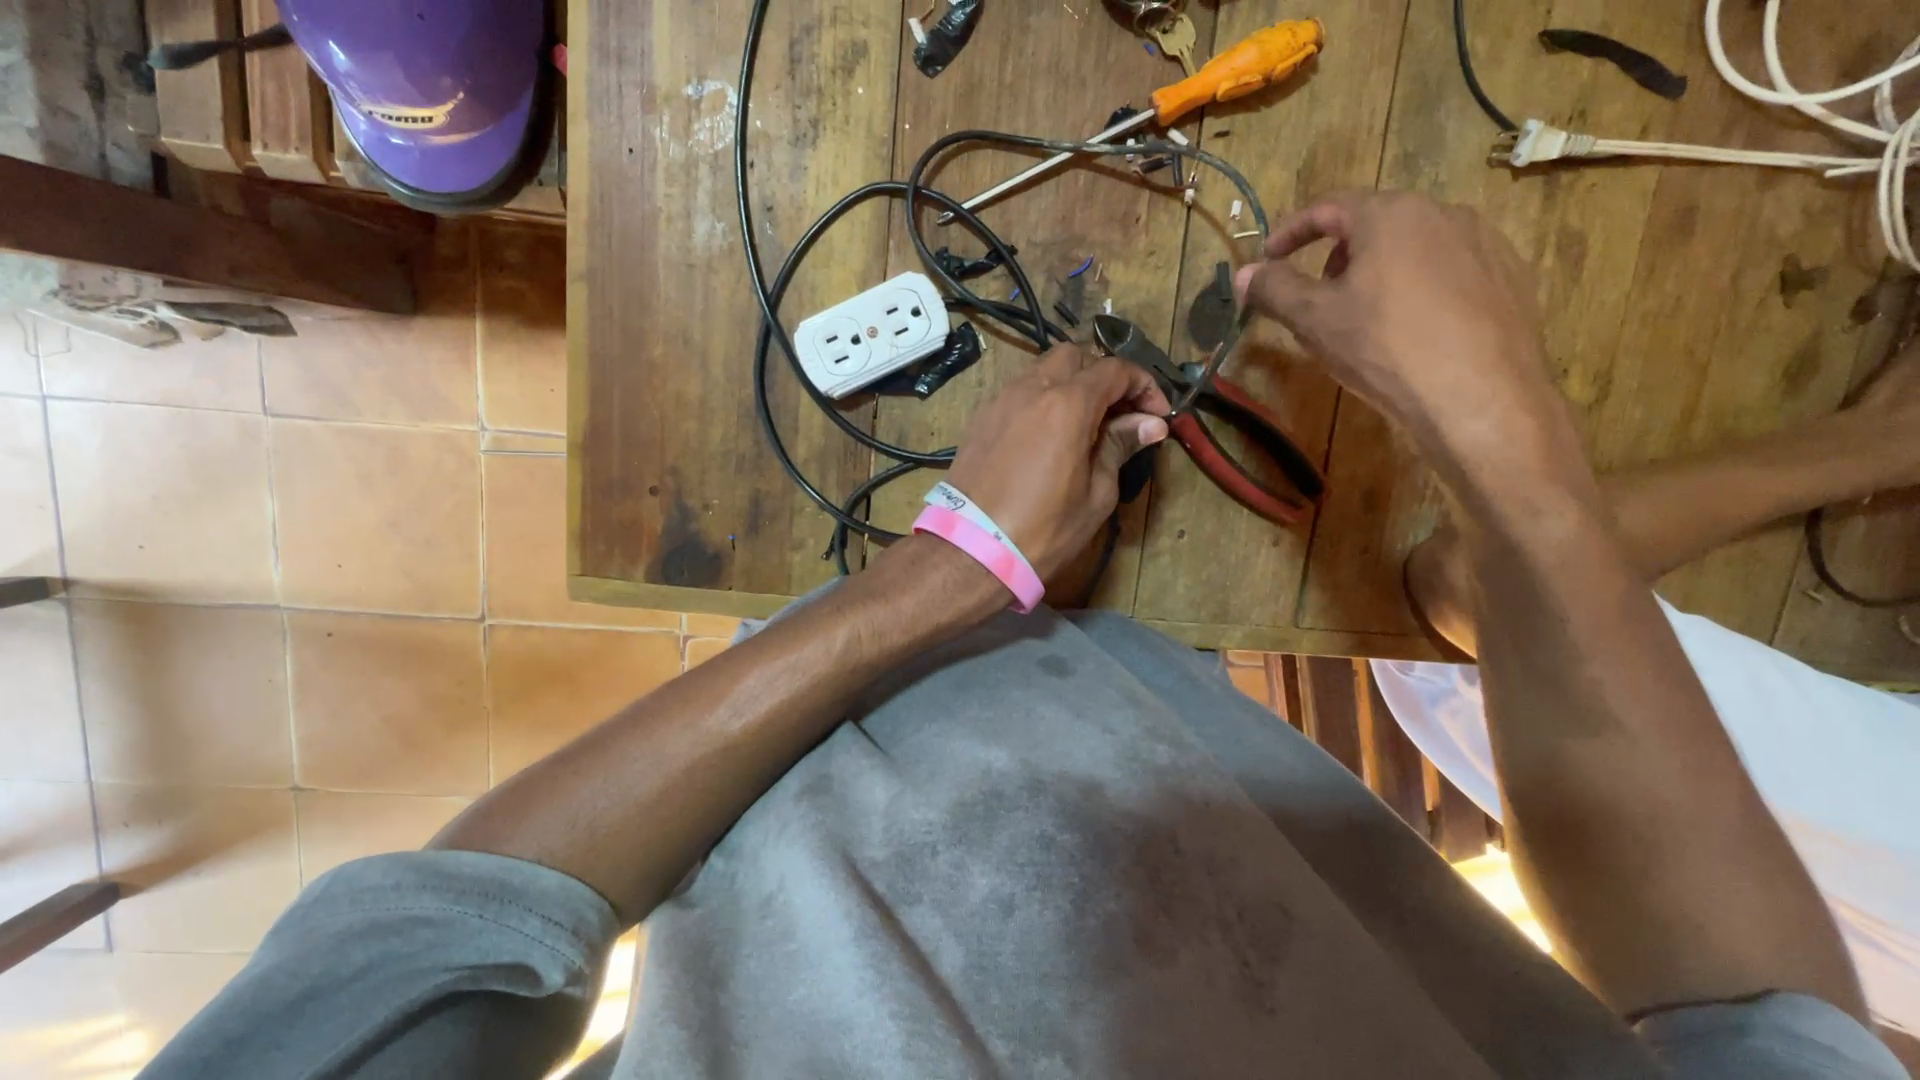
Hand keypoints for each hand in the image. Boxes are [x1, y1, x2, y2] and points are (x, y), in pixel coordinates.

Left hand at [943, 344, 1169, 578]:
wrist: (973, 551)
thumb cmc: (1044, 529)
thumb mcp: (1096, 493)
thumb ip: (1120, 447)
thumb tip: (1151, 423)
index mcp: (1067, 404)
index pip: (1115, 370)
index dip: (1144, 385)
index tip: (1157, 414)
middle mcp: (1032, 388)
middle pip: (1075, 356)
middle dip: (1104, 375)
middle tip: (1120, 413)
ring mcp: (1000, 400)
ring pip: (1042, 369)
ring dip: (1070, 383)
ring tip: (1085, 422)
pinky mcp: (980, 418)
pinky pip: (1018, 391)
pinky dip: (1041, 398)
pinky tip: (1048, 433)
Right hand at [1233, 191, 1569, 470]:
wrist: (1481, 397)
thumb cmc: (1386, 349)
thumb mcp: (1315, 320)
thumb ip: (1275, 289)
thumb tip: (1245, 273)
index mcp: (1391, 215)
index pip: (1329, 206)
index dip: (1292, 231)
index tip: (1270, 256)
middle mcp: (1443, 213)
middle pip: (1375, 224)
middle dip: (1339, 256)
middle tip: (1320, 298)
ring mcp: (1485, 244)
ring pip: (1416, 248)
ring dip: (1382, 273)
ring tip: (1368, 320)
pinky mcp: (1511, 278)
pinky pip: (1452, 272)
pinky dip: (1423, 290)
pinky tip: (1416, 333)